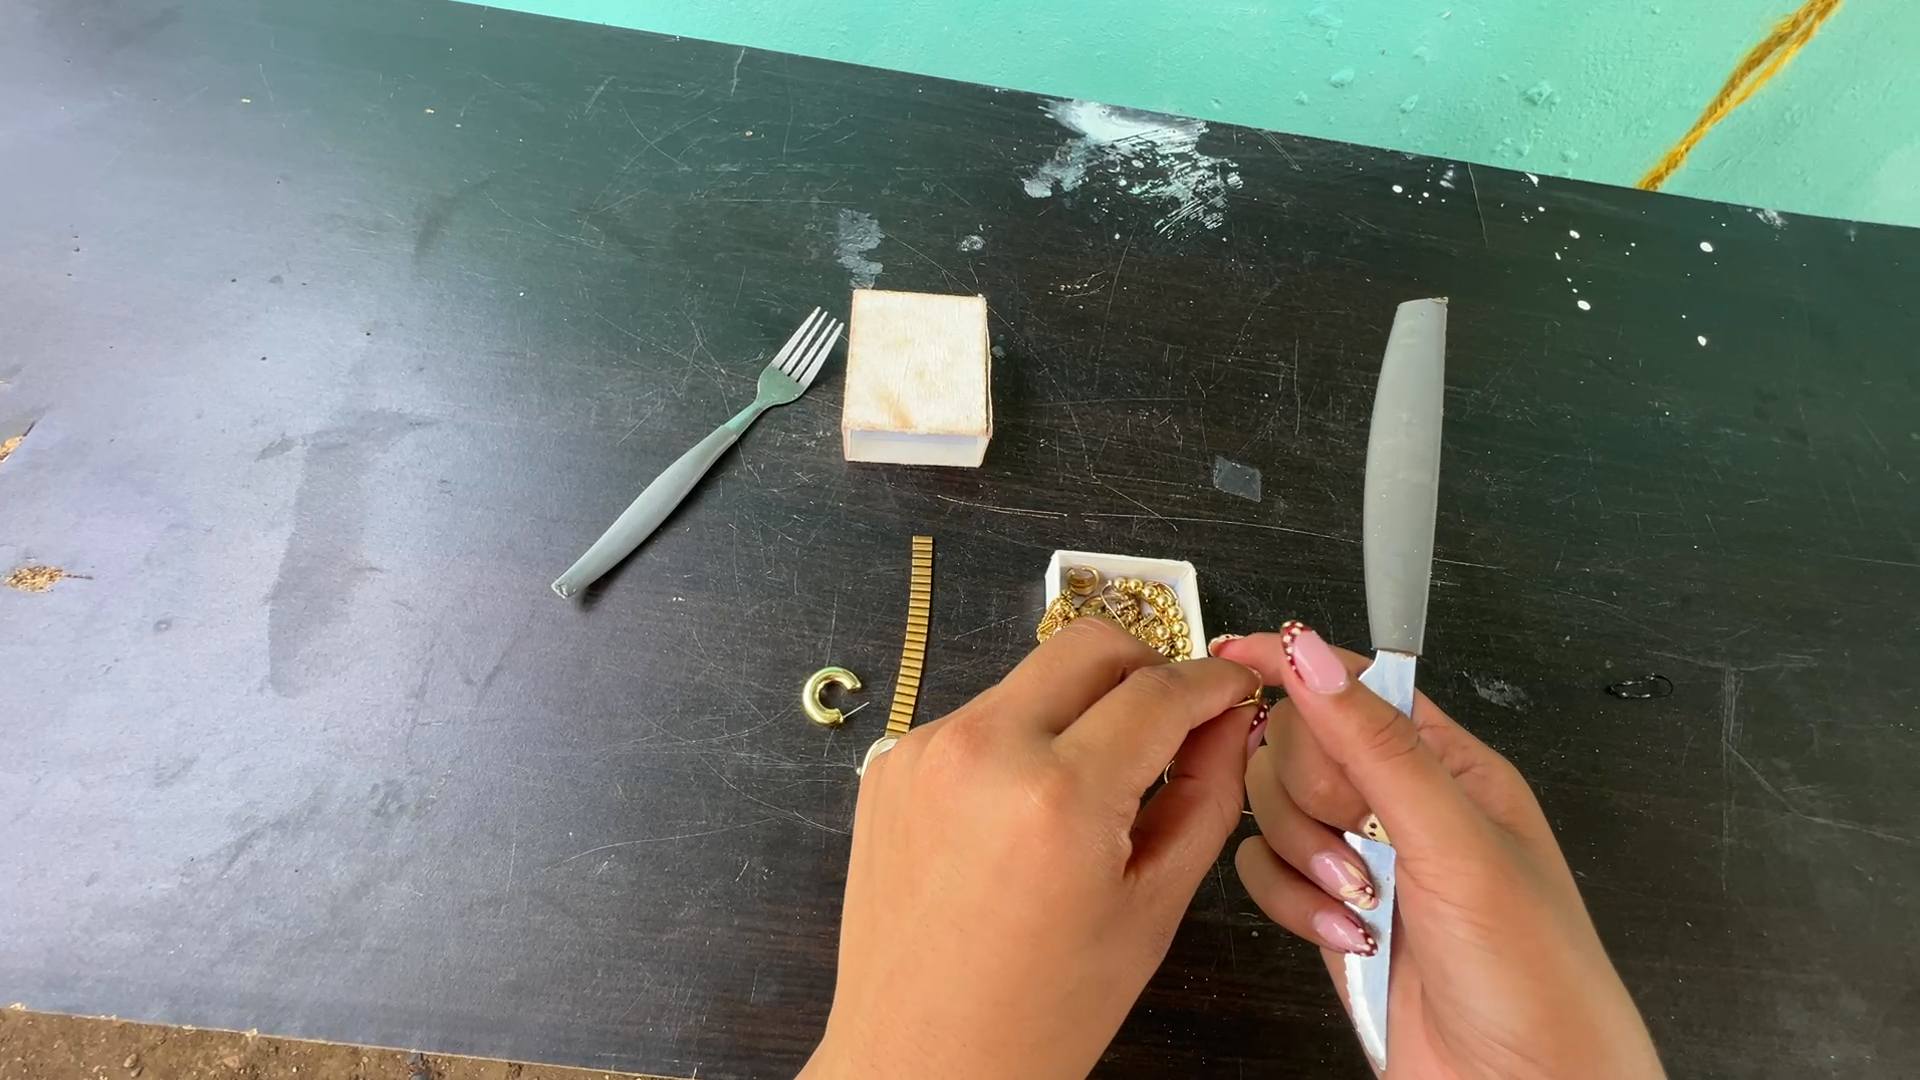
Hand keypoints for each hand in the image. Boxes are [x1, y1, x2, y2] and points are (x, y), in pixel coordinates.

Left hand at [800, 617, 1262, 1079]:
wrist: (914, 1059)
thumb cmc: (1047, 1010)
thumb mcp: (1152, 909)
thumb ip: (1206, 797)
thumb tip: (1226, 719)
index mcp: (1057, 795)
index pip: (1156, 691)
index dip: (1211, 679)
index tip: (1235, 684)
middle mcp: (981, 746)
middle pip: (1086, 643)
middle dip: (1145, 665)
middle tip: (1168, 719)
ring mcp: (924, 745)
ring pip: (1031, 677)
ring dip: (1078, 706)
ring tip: (1089, 779)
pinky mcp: (892, 757)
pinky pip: (980, 716)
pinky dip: (1021, 738)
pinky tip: (1022, 805)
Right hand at [1214, 624, 1664, 1078]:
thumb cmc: (1528, 975)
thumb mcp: (1457, 846)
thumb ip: (1377, 745)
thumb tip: (1308, 653)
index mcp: (1442, 764)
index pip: (1353, 684)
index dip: (1296, 665)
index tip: (1235, 652)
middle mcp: (1391, 796)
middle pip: (1294, 740)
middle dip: (1308, 789)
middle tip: (1355, 832)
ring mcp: (1350, 847)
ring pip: (1267, 799)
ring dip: (1301, 848)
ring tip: (1357, 897)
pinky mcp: (1316, 897)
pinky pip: (1257, 860)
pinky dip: (1288, 895)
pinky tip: (1340, 930)